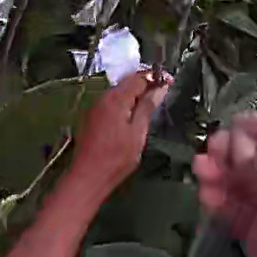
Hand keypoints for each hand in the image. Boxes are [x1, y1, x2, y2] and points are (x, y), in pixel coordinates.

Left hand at [68, 69, 170, 197]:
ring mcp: (95, 107)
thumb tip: (159, 87)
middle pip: (127, 82)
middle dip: (145, 83)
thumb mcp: (138, 133)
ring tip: (149, 102)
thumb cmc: (116, 158)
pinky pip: (111, 101)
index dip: (155, 77)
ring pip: (118, 91)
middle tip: (161, 91)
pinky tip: (131, 113)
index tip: (169, 82)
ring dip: (134, 92)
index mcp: (116, 99)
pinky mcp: (91, 117)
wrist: (86, 179)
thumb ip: (147, 107)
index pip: (138, 78)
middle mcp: (103, 98)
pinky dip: (124, 101)